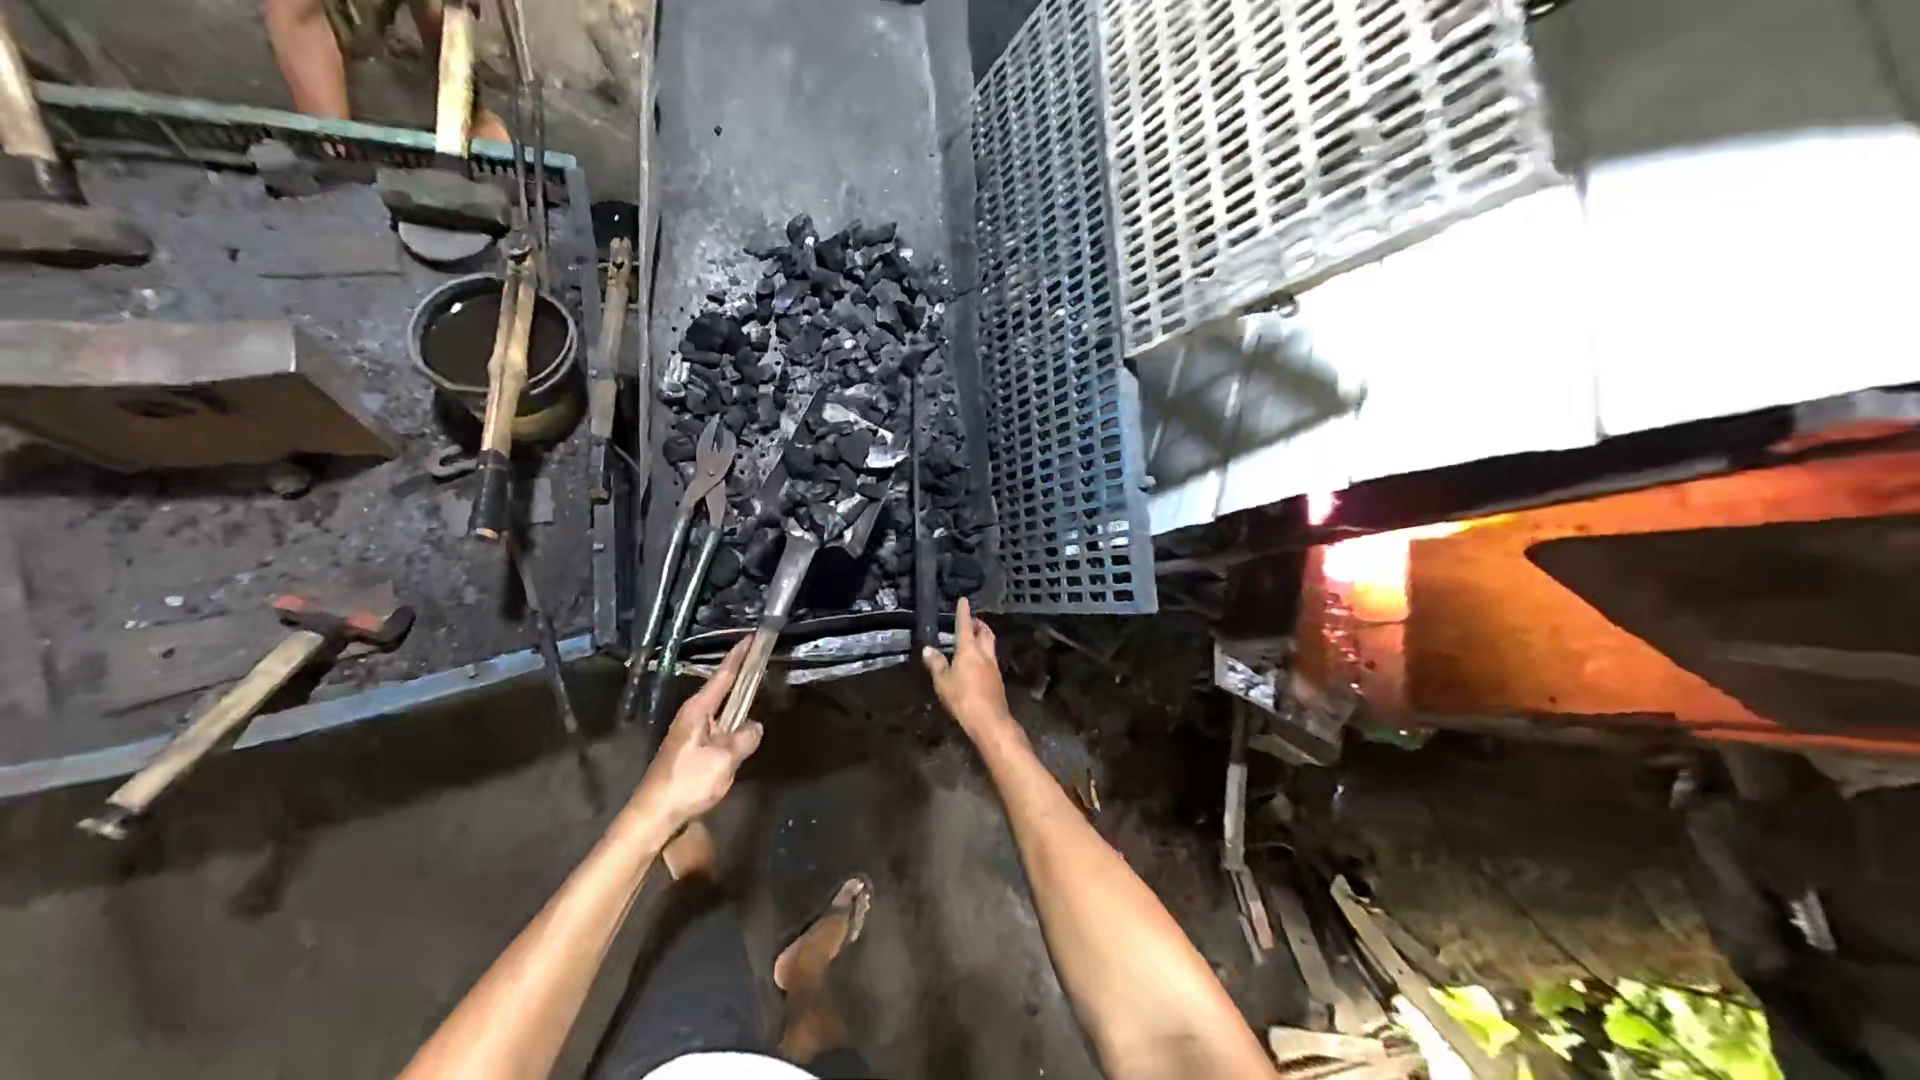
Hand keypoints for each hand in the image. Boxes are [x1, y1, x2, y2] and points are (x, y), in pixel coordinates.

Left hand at [633, 639, 763, 826]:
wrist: (652, 815)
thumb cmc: (687, 783)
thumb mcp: (724, 760)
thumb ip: (744, 738)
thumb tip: (754, 727)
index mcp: (698, 710)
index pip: (723, 676)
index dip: (739, 656)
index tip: (751, 637)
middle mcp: (693, 715)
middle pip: (723, 690)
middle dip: (742, 677)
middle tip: (762, 664)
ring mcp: (690, 732)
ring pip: (723, 712)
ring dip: (739, 705)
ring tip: (757, 699)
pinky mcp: (691, 749)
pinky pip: (719, 729)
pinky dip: (733, 726)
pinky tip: (742, 736)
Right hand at [922, 597, 1013, 739]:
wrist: (989, 720)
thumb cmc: (963, 698)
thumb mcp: (942, 682)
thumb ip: (936, 664)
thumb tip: (928, 649)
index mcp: (969, 650)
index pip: (965, 626)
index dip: (963, 612)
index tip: (964, 601)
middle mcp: (984, 655)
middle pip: (985, 633)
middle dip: (979, 624)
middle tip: (973, 620)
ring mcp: (993, 667)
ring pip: (990, 645)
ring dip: (983, 638)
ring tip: (974, 638)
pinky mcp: (996, 680)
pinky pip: (990, 659)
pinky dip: (984, 653)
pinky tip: (977, 662)